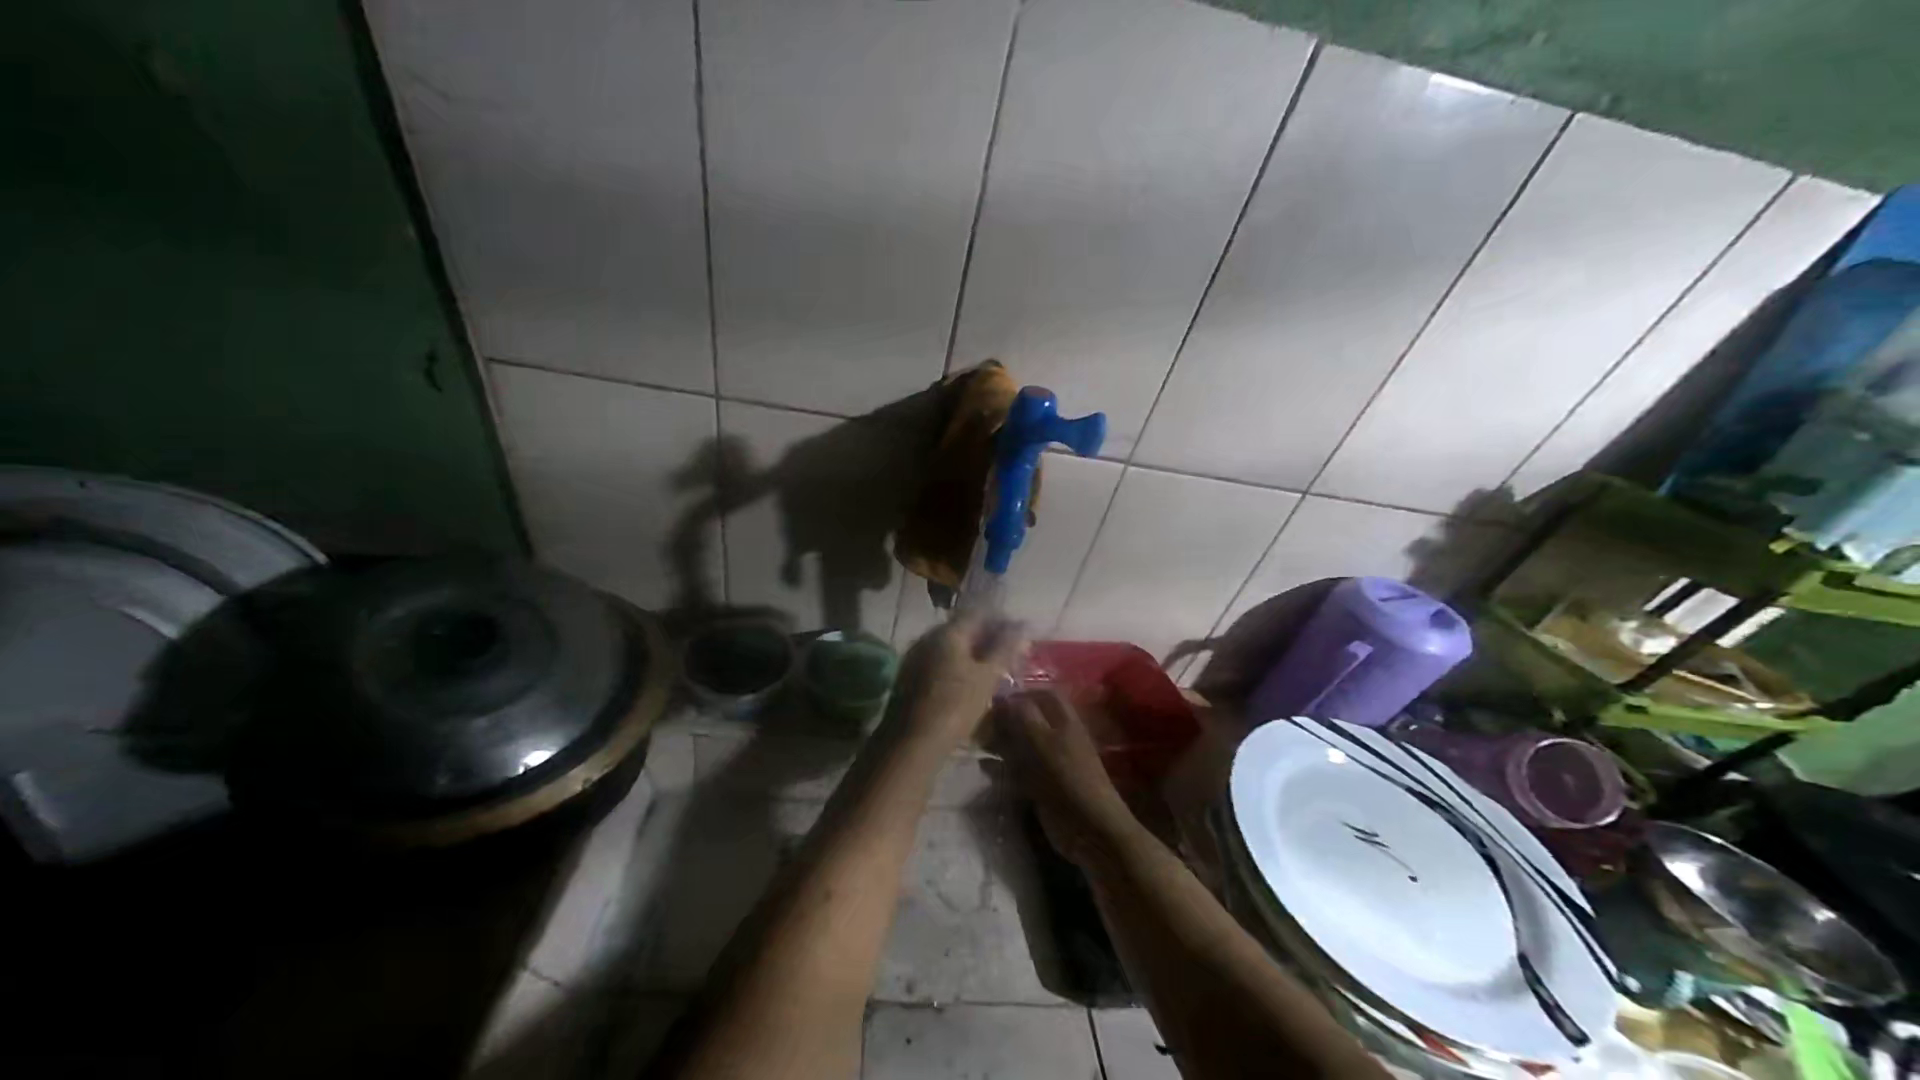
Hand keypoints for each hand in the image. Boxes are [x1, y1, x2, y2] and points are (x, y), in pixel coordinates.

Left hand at [889, 609, 1026, 748]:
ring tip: (991, 671)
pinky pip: (938, 663)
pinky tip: (967, 683)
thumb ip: (1005, 649)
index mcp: (947, 632)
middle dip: (985, 638)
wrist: (914, 741)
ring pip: (949, 647)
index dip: (1000, 621)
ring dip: (970, 654)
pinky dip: (955, 667)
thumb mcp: (988, 676)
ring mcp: (915, 657)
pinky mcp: (909, 678)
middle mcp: (927, 638)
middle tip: (1006, 654)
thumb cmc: (956, 705)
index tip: (1017, 635)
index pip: (978, 613)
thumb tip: (1021, 627)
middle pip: (962, 629)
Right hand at [997, 690, 1139, 869]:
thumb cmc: (1067, 777)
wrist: (1089, 828)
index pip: (1043, 695)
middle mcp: (1058, 737)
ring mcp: (1051, 763)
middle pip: (1030, 720)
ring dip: (1001, 744)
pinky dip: (1003, 768)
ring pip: (1022, 745)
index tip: (994, 700)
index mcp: (1064, 721)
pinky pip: (1019, 771)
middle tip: (981, 726)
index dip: (1021, 693)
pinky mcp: (1043, 785)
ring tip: (980, 747)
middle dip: (1006, 720)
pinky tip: (987, 770)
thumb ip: (1023, 715)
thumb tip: (1004, 696)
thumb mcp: (1043, 741)